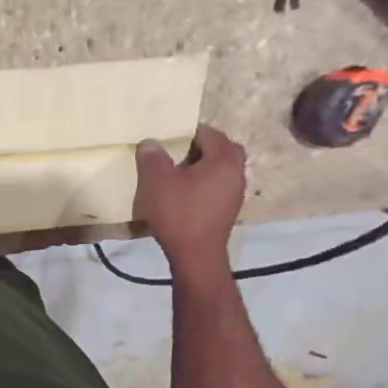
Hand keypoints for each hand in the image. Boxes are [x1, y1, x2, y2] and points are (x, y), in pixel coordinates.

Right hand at [132, 124, 245, 275]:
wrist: (196, 254)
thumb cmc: (179, 213)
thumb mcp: (157, 182)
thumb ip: (153, 158)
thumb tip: (151, 143)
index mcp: (224, 158)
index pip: (208, 133)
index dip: (186, 134)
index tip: (167, 142)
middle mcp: (237, 171)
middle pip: (219, 150)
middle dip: (197, 150)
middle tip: (174, 157)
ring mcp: (236, 192)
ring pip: (218, 170)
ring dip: (200, 170)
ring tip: (176, 178)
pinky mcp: (228, 210)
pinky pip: (216, 188)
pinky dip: (202, 187)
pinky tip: (184, 198)